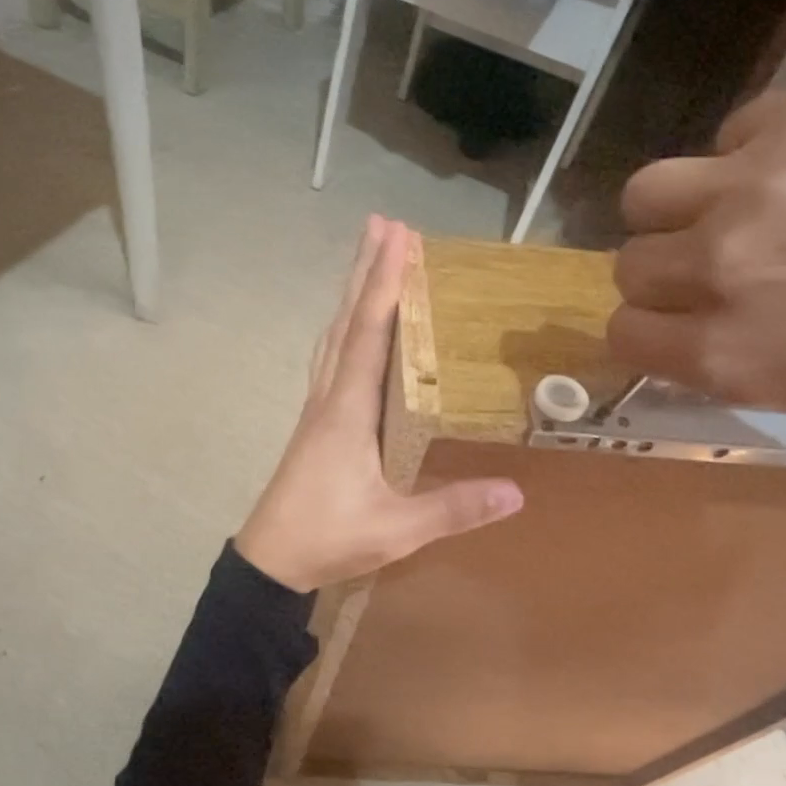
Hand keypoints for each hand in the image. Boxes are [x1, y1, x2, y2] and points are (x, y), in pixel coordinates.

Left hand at [235, 217, 523, 592]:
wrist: (269, 561)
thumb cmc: (327, 538)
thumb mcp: (396, 530)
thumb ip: (453, 508)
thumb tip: (516, 492)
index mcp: (348, 411)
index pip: (368, 333)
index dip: (383, 283)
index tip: (396, 235)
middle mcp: (329, 398)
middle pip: (346, 321)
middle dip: (365, 271)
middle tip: (382, 224)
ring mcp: (318, 409)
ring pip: (334, 337)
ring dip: (351, 295)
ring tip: (368, 259)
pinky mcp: (316, 424)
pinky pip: (331, 360)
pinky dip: (345, 329)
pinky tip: (349, 330)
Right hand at [609, 64, 785, 433]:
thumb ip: (743, 365)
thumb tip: (697, 331)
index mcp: (734, 357)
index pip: (623, 334)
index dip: (648, 331)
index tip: (677, 325)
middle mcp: (725, 265)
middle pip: (630, 262)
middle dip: (665, 272)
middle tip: (722, 268)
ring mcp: (764, 176)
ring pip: (648, 189)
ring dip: (680, 207)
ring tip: (741, 207)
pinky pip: (739, 128)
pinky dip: (759, 152)